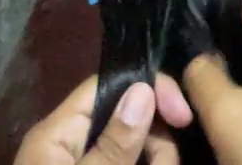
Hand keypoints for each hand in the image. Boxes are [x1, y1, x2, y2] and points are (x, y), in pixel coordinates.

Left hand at [13, 73, 192, 164]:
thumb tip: (142, 87)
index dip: (150, 89)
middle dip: (158, 141)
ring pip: (137, 146)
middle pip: (130, 117)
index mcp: (58, 131)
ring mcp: (85, 161)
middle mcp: (71, 141)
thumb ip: (114, 143)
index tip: (184, 115)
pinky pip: (131, 162)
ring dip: (158, 160)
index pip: (109, 85)